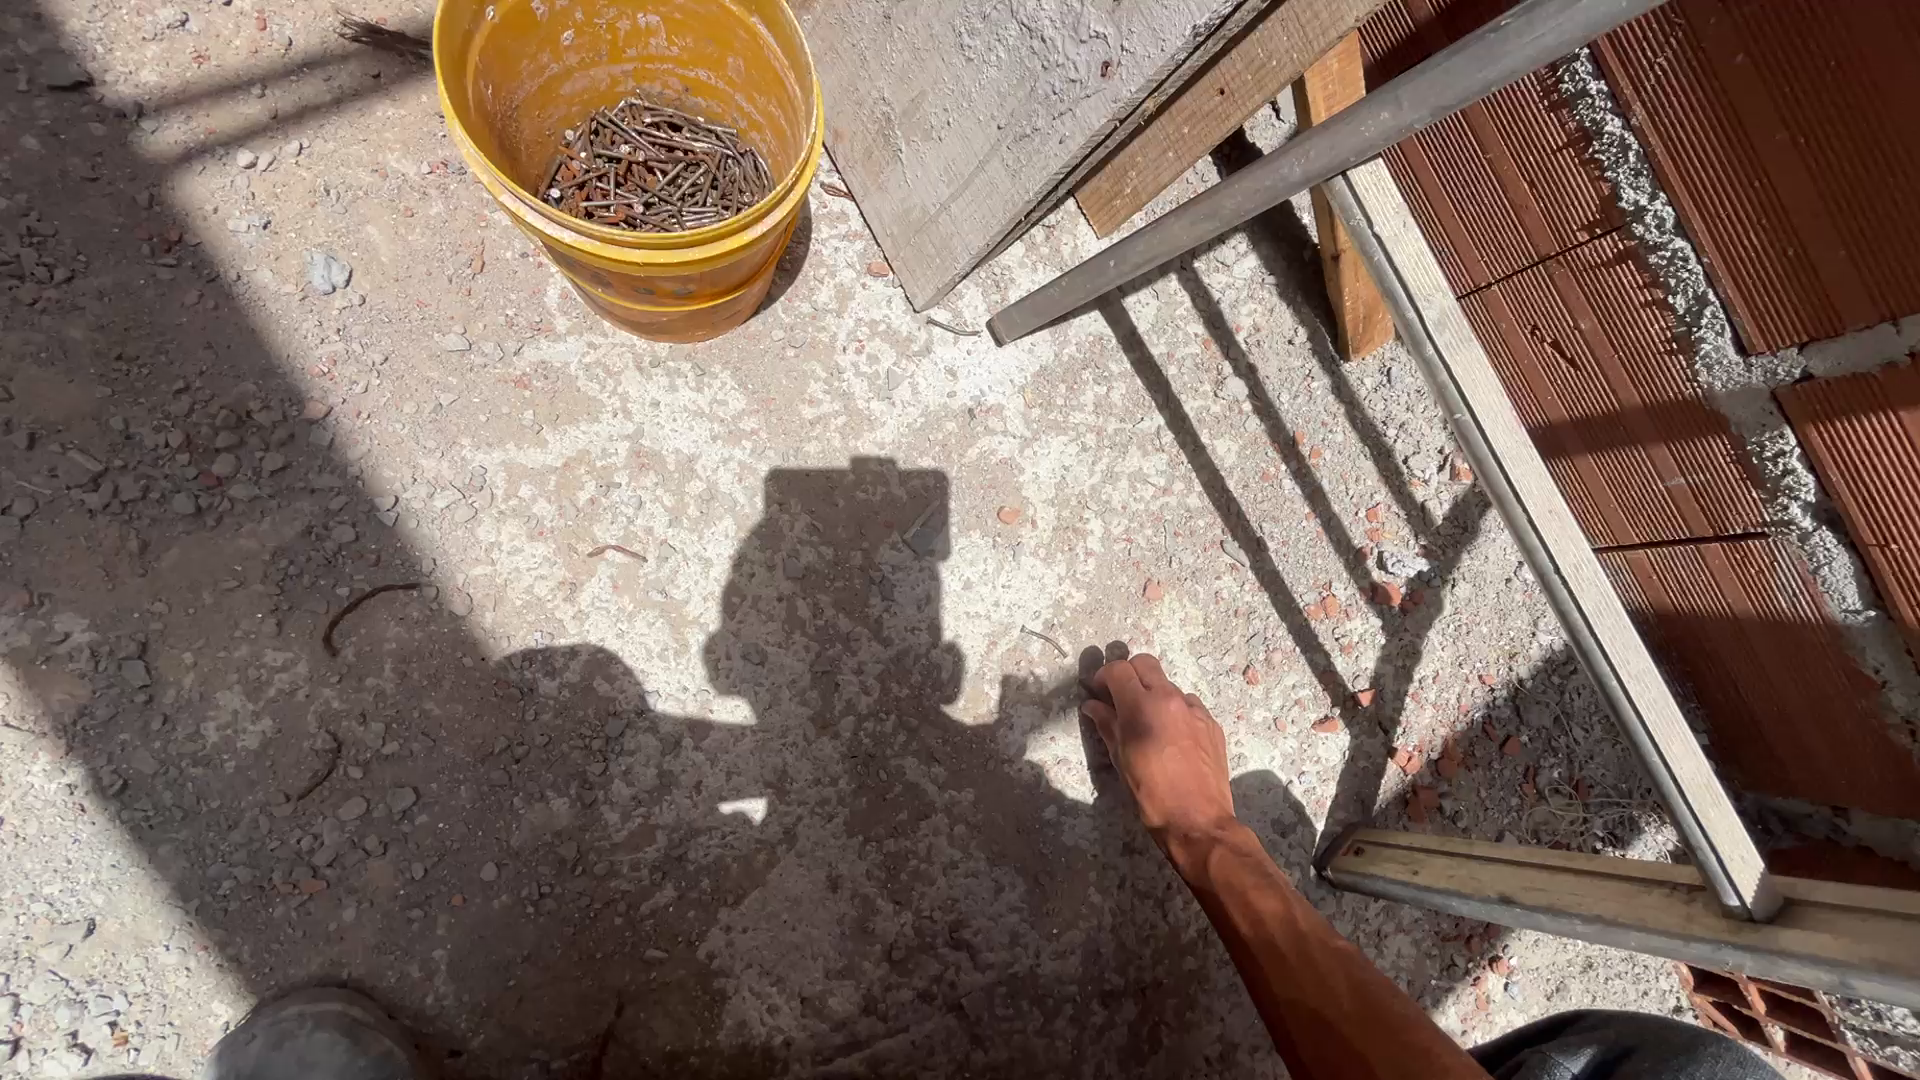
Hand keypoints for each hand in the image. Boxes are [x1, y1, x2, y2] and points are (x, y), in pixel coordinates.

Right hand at [1081, 653, 1237, 861]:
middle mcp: (1170, 698)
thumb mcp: (1120, 758)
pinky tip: (1172, 737)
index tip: (1099, 692)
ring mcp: (1195, 709)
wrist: (1197, 820)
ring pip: (1168, 685)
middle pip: (1145, 663)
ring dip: (1154, 694)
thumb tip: (1093, 705)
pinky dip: (1175, 711)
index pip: (1118, 669)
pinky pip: (1188, 705)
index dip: (1104, 676)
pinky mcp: (1212, 723)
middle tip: (1121, 697)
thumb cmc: (1150, 792)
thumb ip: (1106, 724)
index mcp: (1142, 706)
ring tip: (1149, 722)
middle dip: (1129, 674)